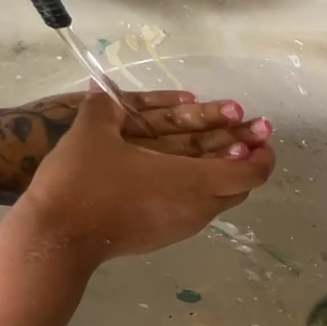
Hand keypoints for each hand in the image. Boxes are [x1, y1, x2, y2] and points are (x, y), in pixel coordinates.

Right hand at [11, 93, 276, 264]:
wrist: (63, 234)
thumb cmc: (84, 182)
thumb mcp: (91, 134)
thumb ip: (106, 109)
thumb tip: (106, 91)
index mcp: (196, 180)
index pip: (252, 172)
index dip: (263, 155)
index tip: (261, 136)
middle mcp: (202, 205)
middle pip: (243, 186)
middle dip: (247, 162)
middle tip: (240, 139)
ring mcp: (190, 223)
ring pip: (222, 198)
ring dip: (223, 176)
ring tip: (210, 154)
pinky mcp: (173, 233)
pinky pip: (199, 208)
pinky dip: (201, 190)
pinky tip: (178, 176)